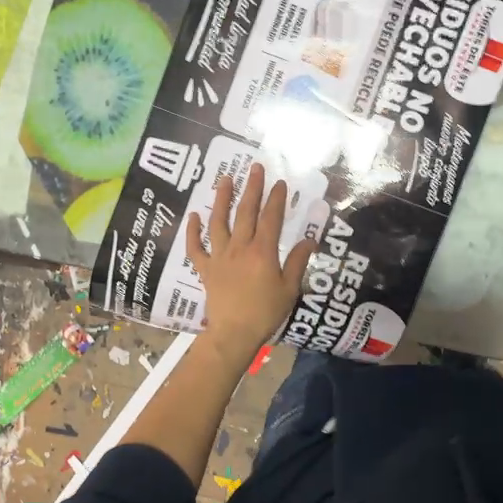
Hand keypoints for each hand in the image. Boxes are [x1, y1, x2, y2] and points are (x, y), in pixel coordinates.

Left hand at [187, 162, 313, 353]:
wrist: (234, 334)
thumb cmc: (266, 313)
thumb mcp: (290, 289)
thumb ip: (298, 262)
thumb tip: (309, 239)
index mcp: (263, 252)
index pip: (271, 218)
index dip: (277, 199)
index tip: (280, 182)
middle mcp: (240, 248)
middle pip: (245, 212)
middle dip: (251, 188)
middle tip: (254, 168)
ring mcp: (219, 257)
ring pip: (219, 222)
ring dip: (221, 199)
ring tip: (224, 179)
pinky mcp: (205, 269)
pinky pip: (195, 248)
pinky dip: (192, 232)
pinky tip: (193, 216)